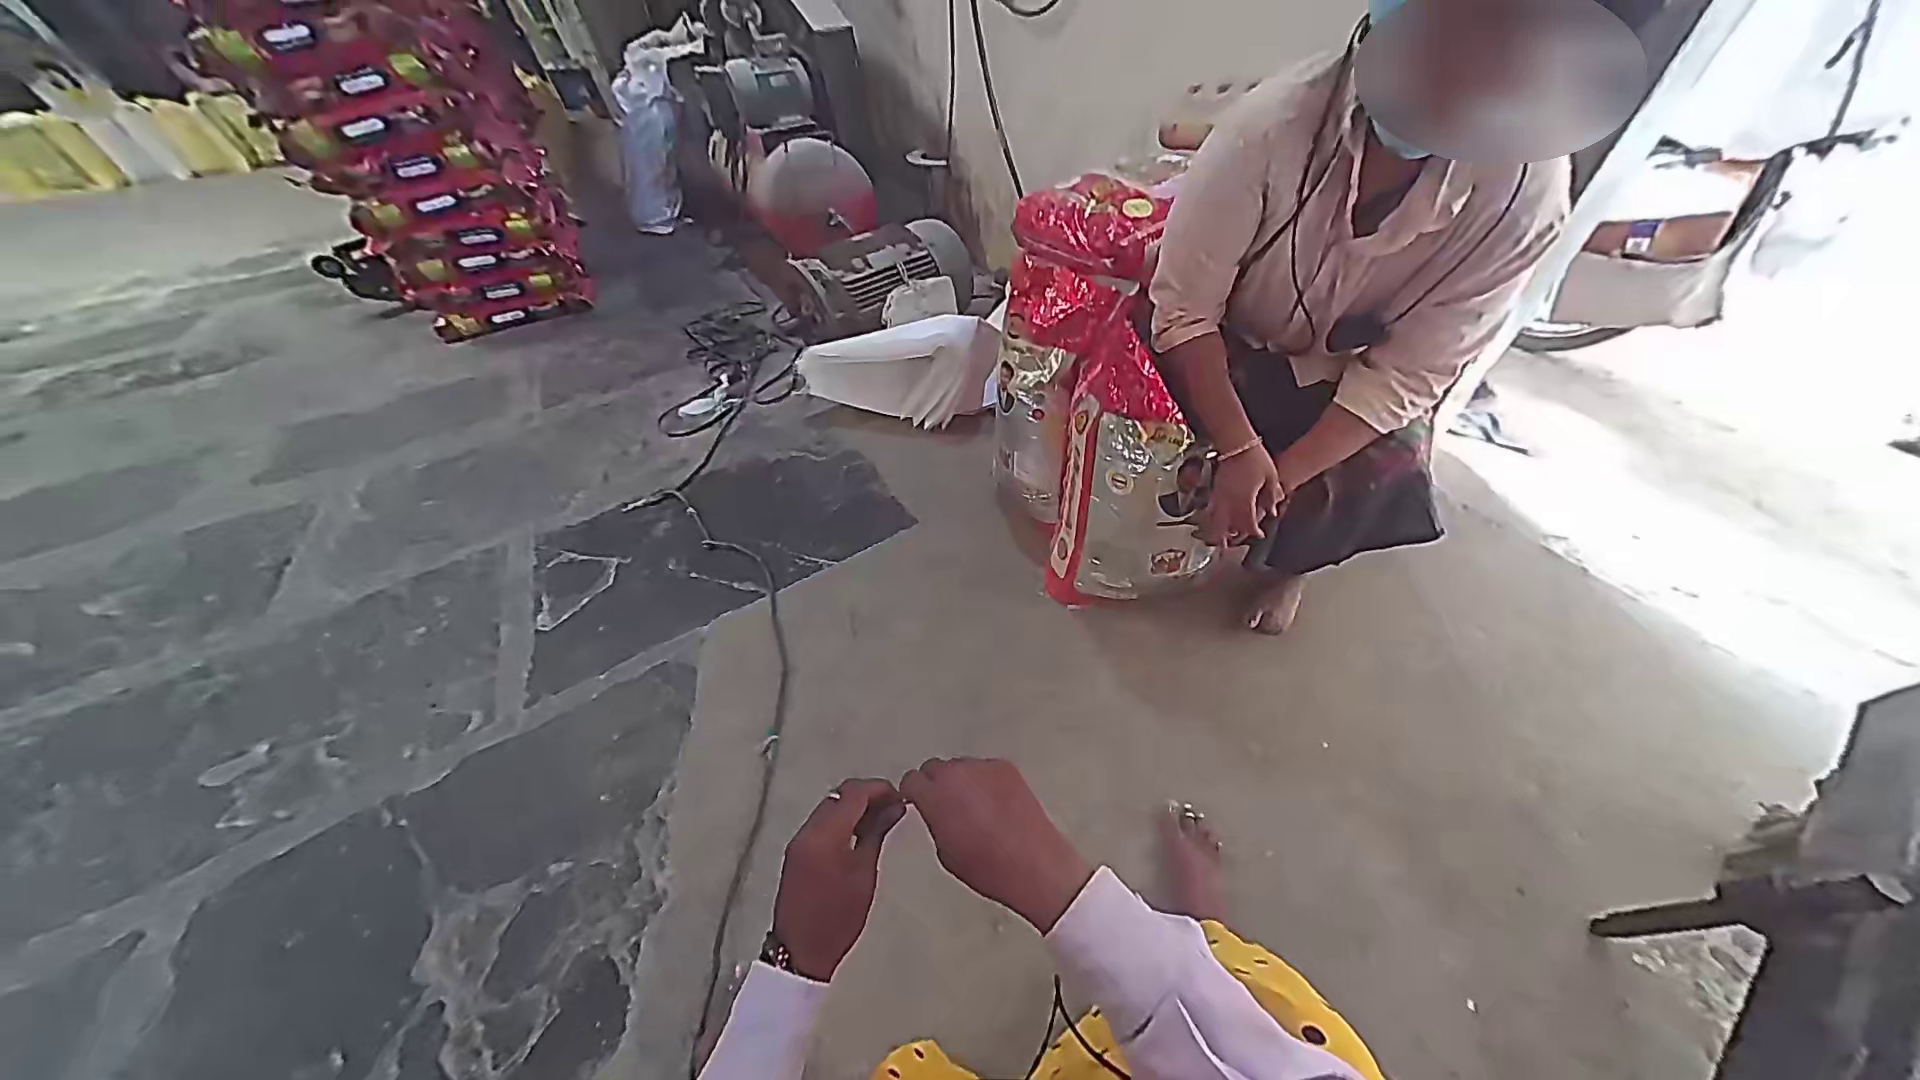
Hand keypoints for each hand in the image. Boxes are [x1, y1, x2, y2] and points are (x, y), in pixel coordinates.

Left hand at [771, 778, 906, 980]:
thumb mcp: (865, 873)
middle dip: (867, 794)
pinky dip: (841, 820)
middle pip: (840, 795)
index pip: (853, 793)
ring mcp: (799, 841)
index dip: (879, 788)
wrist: (800, 954)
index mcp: (824, 834)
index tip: (900, 796)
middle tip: (892, 807)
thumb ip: (877, 833)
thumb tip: (893, 807)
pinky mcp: (797, 852)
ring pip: (830, 807)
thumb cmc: (838, 918)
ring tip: (880, 819)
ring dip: (854, 806)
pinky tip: (859, 833)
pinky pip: (822, 822)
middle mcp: (807, 830)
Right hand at [900, 758, 1093, 932]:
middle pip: (935, 767)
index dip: (914, 791)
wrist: (1033, 863)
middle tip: (945, 803)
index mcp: (936, 795)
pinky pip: (985, 768)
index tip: (917, 797)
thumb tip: (936, 812)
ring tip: (975, 807)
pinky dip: (985, 780)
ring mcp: (982, 768)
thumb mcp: (945, 851)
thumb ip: (934, 821)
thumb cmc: (991, 865)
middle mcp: (957, 775)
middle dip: (936, 783)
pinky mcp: (1005, 767)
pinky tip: (993, 803)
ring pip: (960, 765)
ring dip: (961, 780)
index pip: (912, 779)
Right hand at [1199, 448, 1282, 545]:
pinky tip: (1215, 518)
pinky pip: (1212, 508)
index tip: (1259, 534)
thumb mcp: (1271, 477)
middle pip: (1225, 525)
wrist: (1237, 443)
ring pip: (1215, 518)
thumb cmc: (1256, 458)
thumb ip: (1272, 496)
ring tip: (1217, 537)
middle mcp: (1230, 500)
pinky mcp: (1215, 488)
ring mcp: (1220, 494)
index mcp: (1245, 499)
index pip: (1248, 523)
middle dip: (1227, 537)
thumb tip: (1273, 511)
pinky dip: (1213, 516)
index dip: (1253, 531)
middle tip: (1228, 546)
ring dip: (1217, 529)